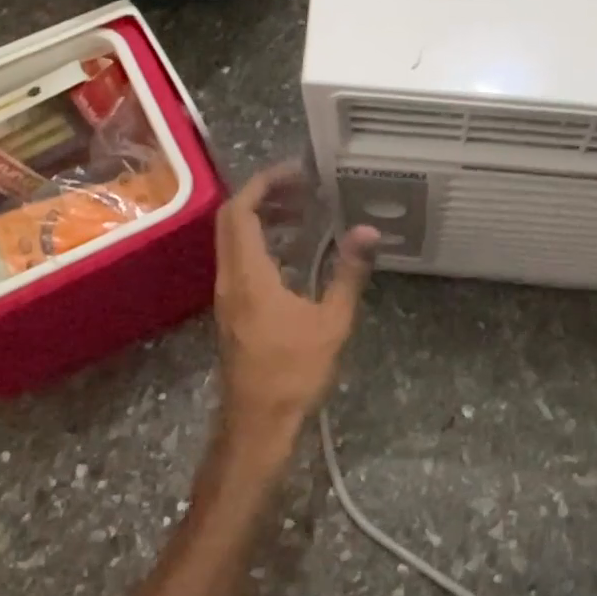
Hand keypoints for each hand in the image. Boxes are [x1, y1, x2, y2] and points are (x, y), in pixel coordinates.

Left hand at [213, 163, 378, 445]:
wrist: (257, 423)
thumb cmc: (293, 372)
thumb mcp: (331, 322)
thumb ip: (348, 273)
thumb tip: (369, 232)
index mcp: (248, 274)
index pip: (241, 210)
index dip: (265, 183)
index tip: (297, 172)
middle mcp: (229, 278)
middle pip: (233, 220)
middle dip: (265, 196)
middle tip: (305, 189)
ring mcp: (227, 296)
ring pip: (234, 242)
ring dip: (264, 221)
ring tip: (306, 216)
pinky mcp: (232, 311)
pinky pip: (241, 262)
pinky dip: (264, 246)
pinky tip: (297, 258)